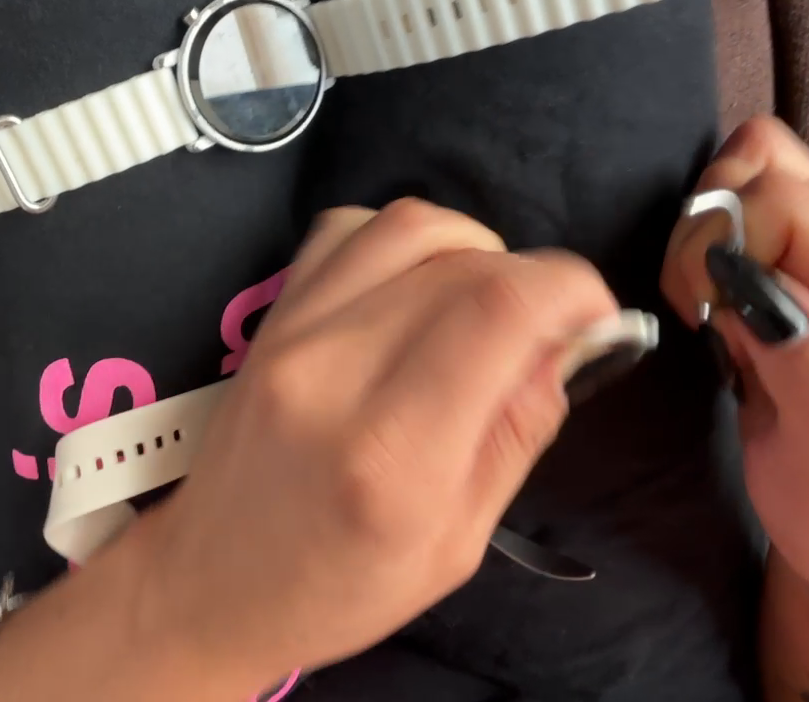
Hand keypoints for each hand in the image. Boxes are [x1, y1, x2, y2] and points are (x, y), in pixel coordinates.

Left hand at [126, 199, 620, 687]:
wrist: (212, 577)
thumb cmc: (339, 584)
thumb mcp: (458, 542)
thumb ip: (519, 428)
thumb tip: (570, 339)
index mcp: (393, 453)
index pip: (497, 309)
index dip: (570, 288)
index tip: (596, 313)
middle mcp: (334, 369)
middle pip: (462, 262)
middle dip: (532, 276)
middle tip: (546, 323)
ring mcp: (291, 328)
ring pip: (407, 224)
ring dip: (471, 246)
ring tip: (482, 296)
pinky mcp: (271, 311)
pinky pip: (346, 227)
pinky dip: (401, 237)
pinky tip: (413, 282)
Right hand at [661, 119, 808, 615]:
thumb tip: (761, 288)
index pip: (794, 208)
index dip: (722, 246)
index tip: (704, 317)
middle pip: (773, 168)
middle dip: (707, 231)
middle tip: (703, 314)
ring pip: (756, 166)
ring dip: (706, 230)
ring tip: (713, 309)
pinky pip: (749, 198)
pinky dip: (714, 235)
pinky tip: (723, 299)